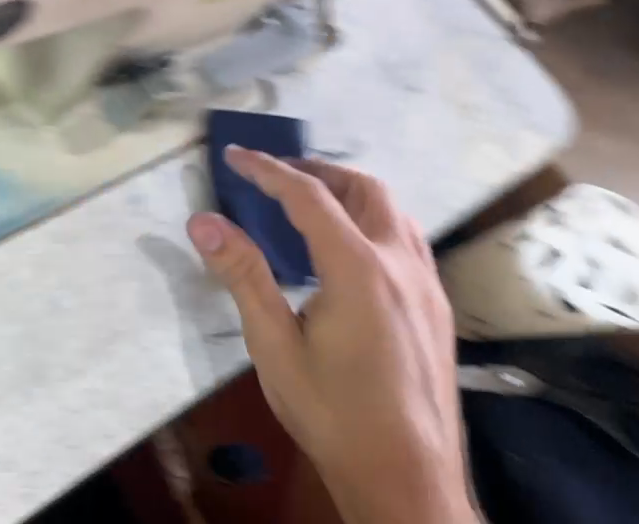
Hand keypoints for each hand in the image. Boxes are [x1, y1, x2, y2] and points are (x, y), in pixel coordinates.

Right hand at [187, 149, 473, 523]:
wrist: (408, 482)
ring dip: (350, 192)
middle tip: (275, 176)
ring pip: (394, 211)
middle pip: (364, 189)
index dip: (267, 169)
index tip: (234, 156)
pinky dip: (373, 220)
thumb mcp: (274, 345)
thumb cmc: (333, 414)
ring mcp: (427, 287)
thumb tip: (202, 221)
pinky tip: (350, 250)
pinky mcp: (436, 309)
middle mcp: (400, 265)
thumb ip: (242, 274)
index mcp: (358, 269)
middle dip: (317, 171)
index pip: (308, 196)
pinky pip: (407, 240)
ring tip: (311, 203)